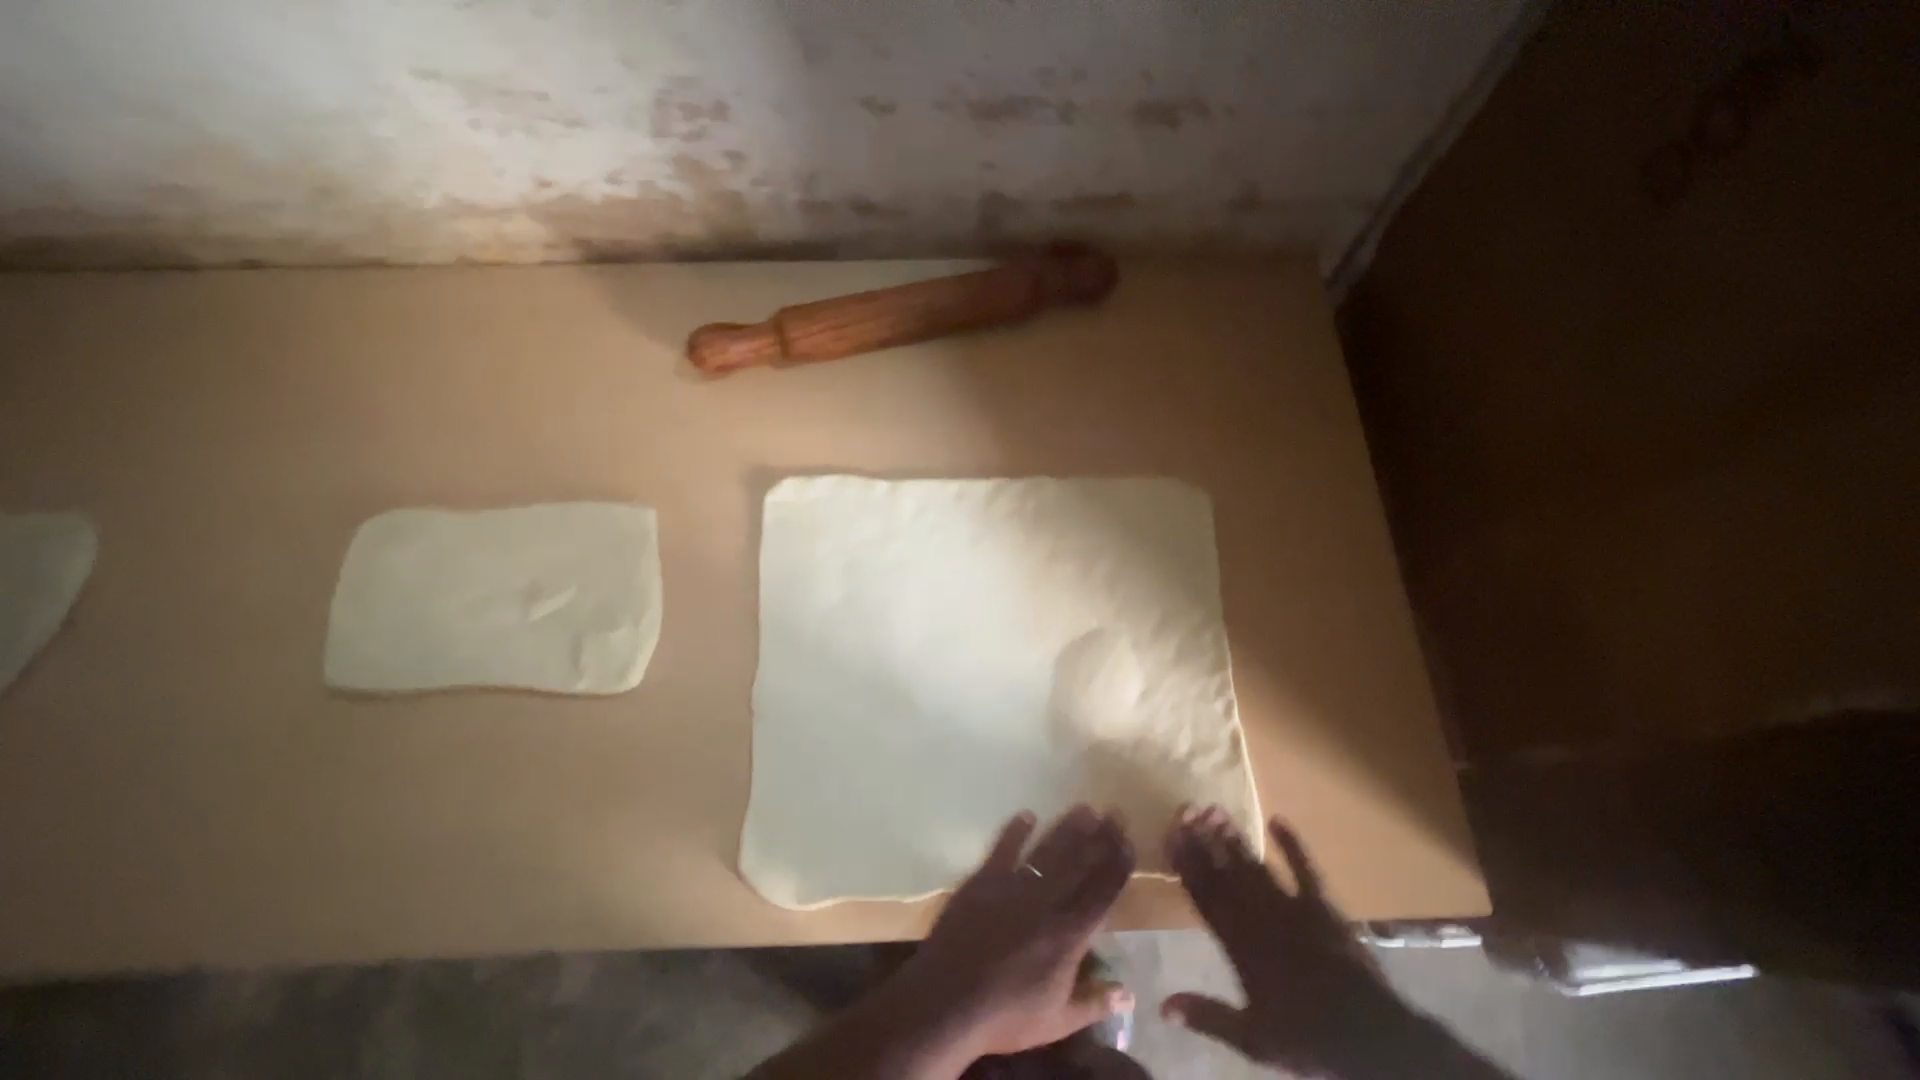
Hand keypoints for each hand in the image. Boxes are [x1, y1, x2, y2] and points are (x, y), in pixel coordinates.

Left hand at [892, 805, 1137, 1058]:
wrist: (947, 1003)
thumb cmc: (1004, 1017)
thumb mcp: (1056, 1022)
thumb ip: (1094, 1004)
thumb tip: (1130, 995)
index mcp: (1068, 937)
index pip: (1102, 893)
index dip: (1117, 866)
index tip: (1129, 842)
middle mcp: (1045, 904)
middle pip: (1079, 864)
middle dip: (1100, 837)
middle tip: (1114, 812)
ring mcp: (1012, 890)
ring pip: (1047, 852)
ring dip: (1066, 829)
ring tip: (1083, 808)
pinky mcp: (981, 883)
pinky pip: (1002, 850)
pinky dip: (1015, 832)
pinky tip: (1027, 815)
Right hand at [1161, 807, 1401, 1074]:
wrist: (1370, 1037)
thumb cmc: (1307, 1039)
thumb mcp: (1252, 1039)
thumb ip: (1207, 1017)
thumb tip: (1162, 1006)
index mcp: (1240, 947)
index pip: (1205, 897)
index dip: (1185, 865)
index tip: (1169, 835)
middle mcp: (1261, 919)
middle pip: (1225, 874)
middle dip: (1203, 841)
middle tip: (1184, 809)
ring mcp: (1294, 910)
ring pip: (1256, 868)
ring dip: (1235, 840)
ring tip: (1214, 810)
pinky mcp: (1324, 909)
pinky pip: (1306, 871)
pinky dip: (1293, 846)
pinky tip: (1278, 822)